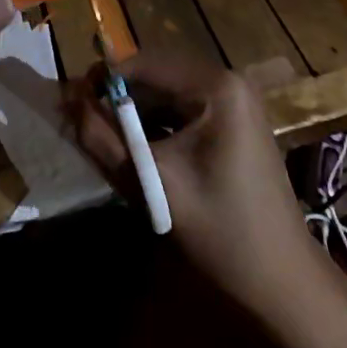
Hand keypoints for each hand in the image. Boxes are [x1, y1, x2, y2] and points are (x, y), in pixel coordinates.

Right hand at [70, 52, 324, 311]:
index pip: (141, 63)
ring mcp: (233, 100)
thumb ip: (100, 136)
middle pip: (152, 75)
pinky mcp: (232, 121)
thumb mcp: (148, 180)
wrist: (281, 284)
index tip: (70, 106)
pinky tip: (137, 153)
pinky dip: (153, 125)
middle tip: (85, 126)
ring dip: (132, 114)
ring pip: (162, 92)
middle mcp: (227, 80)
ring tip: (106, 142)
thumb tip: (65, 97)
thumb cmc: (219, 229)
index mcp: (215, 86)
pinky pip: (179, 109)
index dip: (101, 82)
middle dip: (116, 99)